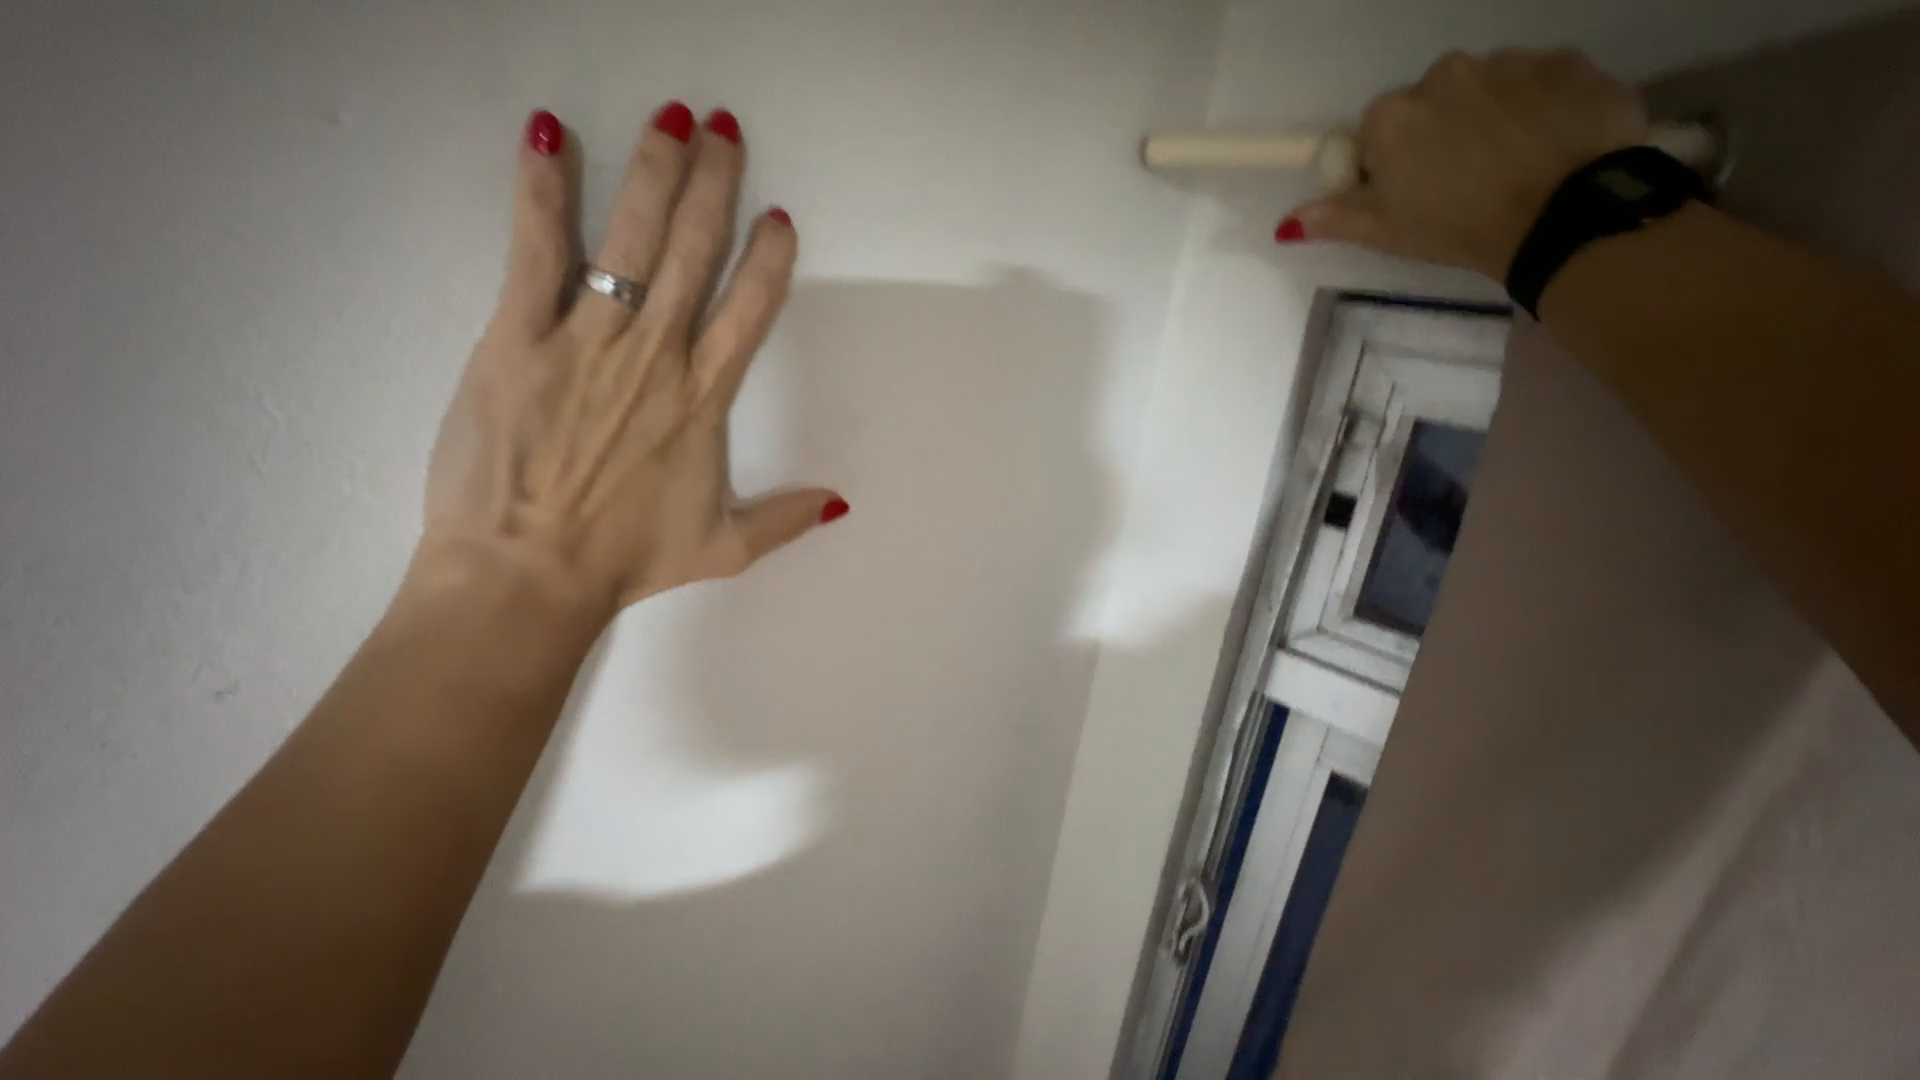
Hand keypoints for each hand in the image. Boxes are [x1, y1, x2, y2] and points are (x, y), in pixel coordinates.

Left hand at [419, 104, 846, 619]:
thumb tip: (841, 502)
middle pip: (694, 251)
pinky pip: (536, 249)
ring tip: (672, 117)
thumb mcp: (722, 548)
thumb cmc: (624, 561)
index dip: (768, 257)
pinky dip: (541, 189)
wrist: (527, 575)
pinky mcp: (518, 337)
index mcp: (704, 399)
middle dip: (715, 183)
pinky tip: (547, 134)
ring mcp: (588, 341)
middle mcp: (656, 355)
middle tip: (726, 129)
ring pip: (631, 238)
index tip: (778, 216)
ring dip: (655, 171)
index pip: (750, 308)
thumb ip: (785, 519)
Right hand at [1285, 49, 1648, 279]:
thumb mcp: (1384, 231)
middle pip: (1433, 102)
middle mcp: (1445, 73)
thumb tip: (1284, 225)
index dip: (1390, 163)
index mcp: (1393, 115)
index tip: (1410, 193)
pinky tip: (1549, 147)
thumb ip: (1332, 218)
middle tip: (1461, 182)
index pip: (1378, 131)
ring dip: (1492, 117)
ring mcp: (1511, 62)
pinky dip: (1542, 108)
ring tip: (1511, 165)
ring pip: (1489, 88)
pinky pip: (1543, 84)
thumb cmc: (1455, 226)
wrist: (1562, 213)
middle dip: (1441, 132)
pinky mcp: (1569, 64)